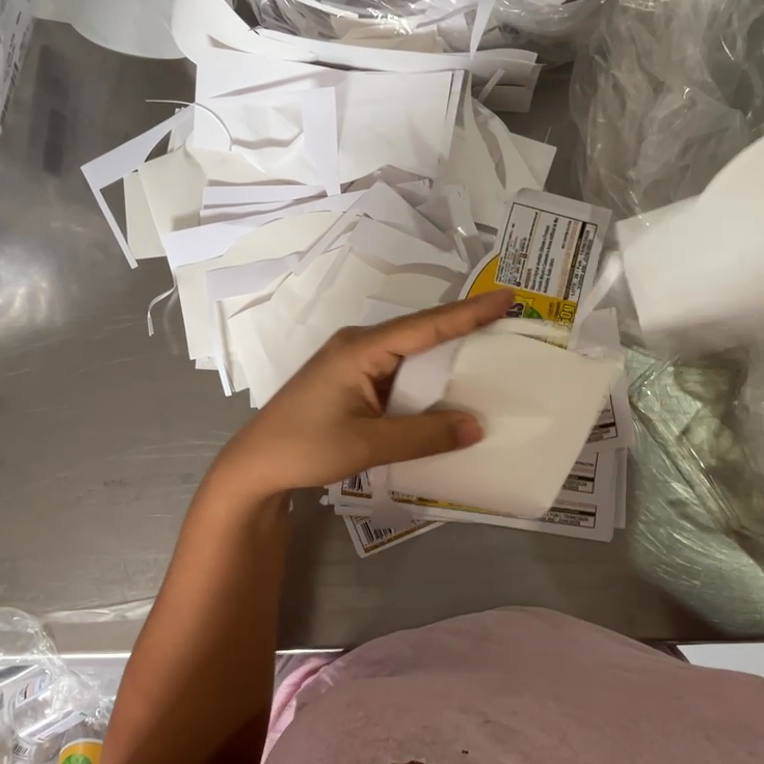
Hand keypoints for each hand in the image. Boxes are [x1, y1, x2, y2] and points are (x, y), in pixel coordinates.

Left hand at [208, 290, 513, 499]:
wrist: (255, 466)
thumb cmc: (305, 448)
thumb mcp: (368, 444)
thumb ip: (424, 435)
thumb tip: (475, 426)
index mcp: (360, 349)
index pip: (425, 326)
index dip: (468, 313)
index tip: (507, 297)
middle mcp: (357, 346)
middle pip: (420, 334)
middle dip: (462, 331)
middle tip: (508, 328)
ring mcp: (352, 364)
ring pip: (409, 356)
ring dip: (443, 361)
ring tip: (487, 361)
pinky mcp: (350, 383)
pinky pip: (396, 374)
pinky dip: (423, 383)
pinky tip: (445, 395)